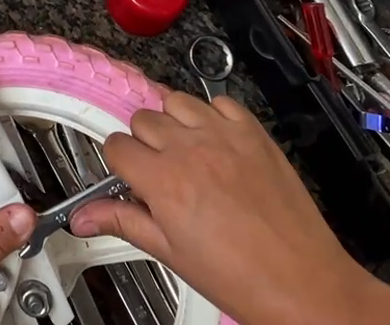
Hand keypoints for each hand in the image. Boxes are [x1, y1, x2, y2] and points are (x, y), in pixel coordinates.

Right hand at [70, 93, 389, 324]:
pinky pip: (221, 102)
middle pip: (143, 119)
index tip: (132, 176)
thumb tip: (82, 217)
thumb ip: (122, 222)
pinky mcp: (254, 134)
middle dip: (146, 142)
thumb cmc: (243, 279)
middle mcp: (190, 150)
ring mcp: (224, 137)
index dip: (121, 163)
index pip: (116, 145)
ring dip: (175, 123)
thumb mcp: (171, 254)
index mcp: (163, 182)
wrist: (307, 288)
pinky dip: (214, 115)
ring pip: (176, 102)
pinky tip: (218, 143)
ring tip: (188, 152)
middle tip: (163, 170)